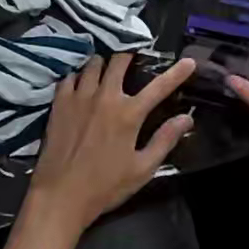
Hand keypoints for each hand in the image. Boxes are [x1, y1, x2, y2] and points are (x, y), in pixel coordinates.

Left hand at [24, 53, 195, 237]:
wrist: (61, 194)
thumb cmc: (105, 186)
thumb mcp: (142, 168)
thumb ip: (165, 140)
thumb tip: (186, 118)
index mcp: (129, 113)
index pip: (159, 87)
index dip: (176, 73)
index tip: (188, 62)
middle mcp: (105, 96)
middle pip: (119, 60)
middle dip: (129, 54)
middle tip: (133, 57)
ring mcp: (80, 96)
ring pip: (93, 63)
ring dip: (103, 63)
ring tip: (106, 68)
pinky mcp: (60, 101)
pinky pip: (70, 76)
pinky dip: (78, 75)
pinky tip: (80, 83)